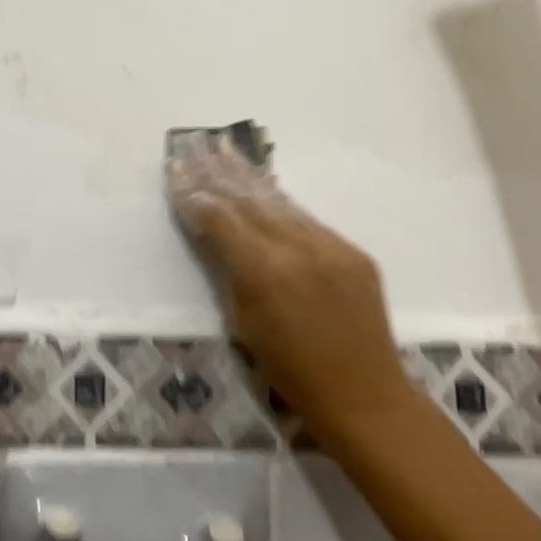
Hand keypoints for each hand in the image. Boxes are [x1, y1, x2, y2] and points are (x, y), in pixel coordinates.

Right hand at [166, 138, 415, 450]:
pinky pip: (307, 219)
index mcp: (264, 271)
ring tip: (226, 149)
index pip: (221, 219)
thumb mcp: (244, 324)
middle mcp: (298, 248)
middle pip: (249, 200)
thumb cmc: (290, 373)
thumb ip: (229, 271)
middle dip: (219, 173)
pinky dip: (281, 201)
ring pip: (280, 203)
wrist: (365, 395)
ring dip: (249, 176)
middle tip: (196, 144)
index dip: (196, 194)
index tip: (176, 167)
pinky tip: (265, 184)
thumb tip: (214, 232)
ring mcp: (331, 246)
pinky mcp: (353, 252)